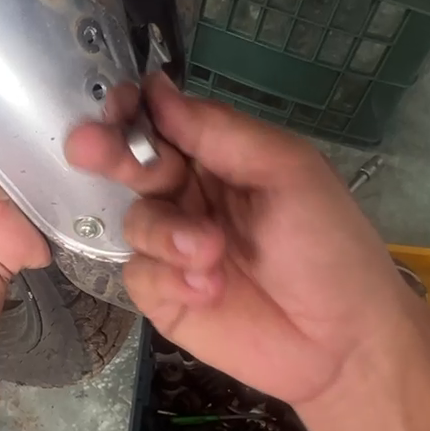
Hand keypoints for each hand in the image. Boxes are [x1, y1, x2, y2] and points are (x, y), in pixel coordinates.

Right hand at [65, 73, 423, 408]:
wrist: (340, 342)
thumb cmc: (327, 246)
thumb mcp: (287, 171)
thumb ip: (219, 132)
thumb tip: (157, 88)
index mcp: (221, 160)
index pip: (165, 125)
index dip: (134, 112)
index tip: (117, 105)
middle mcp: (191, 198)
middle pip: (132, 167)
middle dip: (111, 154)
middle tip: (89, 148)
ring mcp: (173, 249)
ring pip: (134, 222)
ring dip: (166, 233)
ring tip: (209, 254)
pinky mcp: (163, 295)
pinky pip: (138, 273)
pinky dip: (168, 277)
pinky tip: (207, 290)